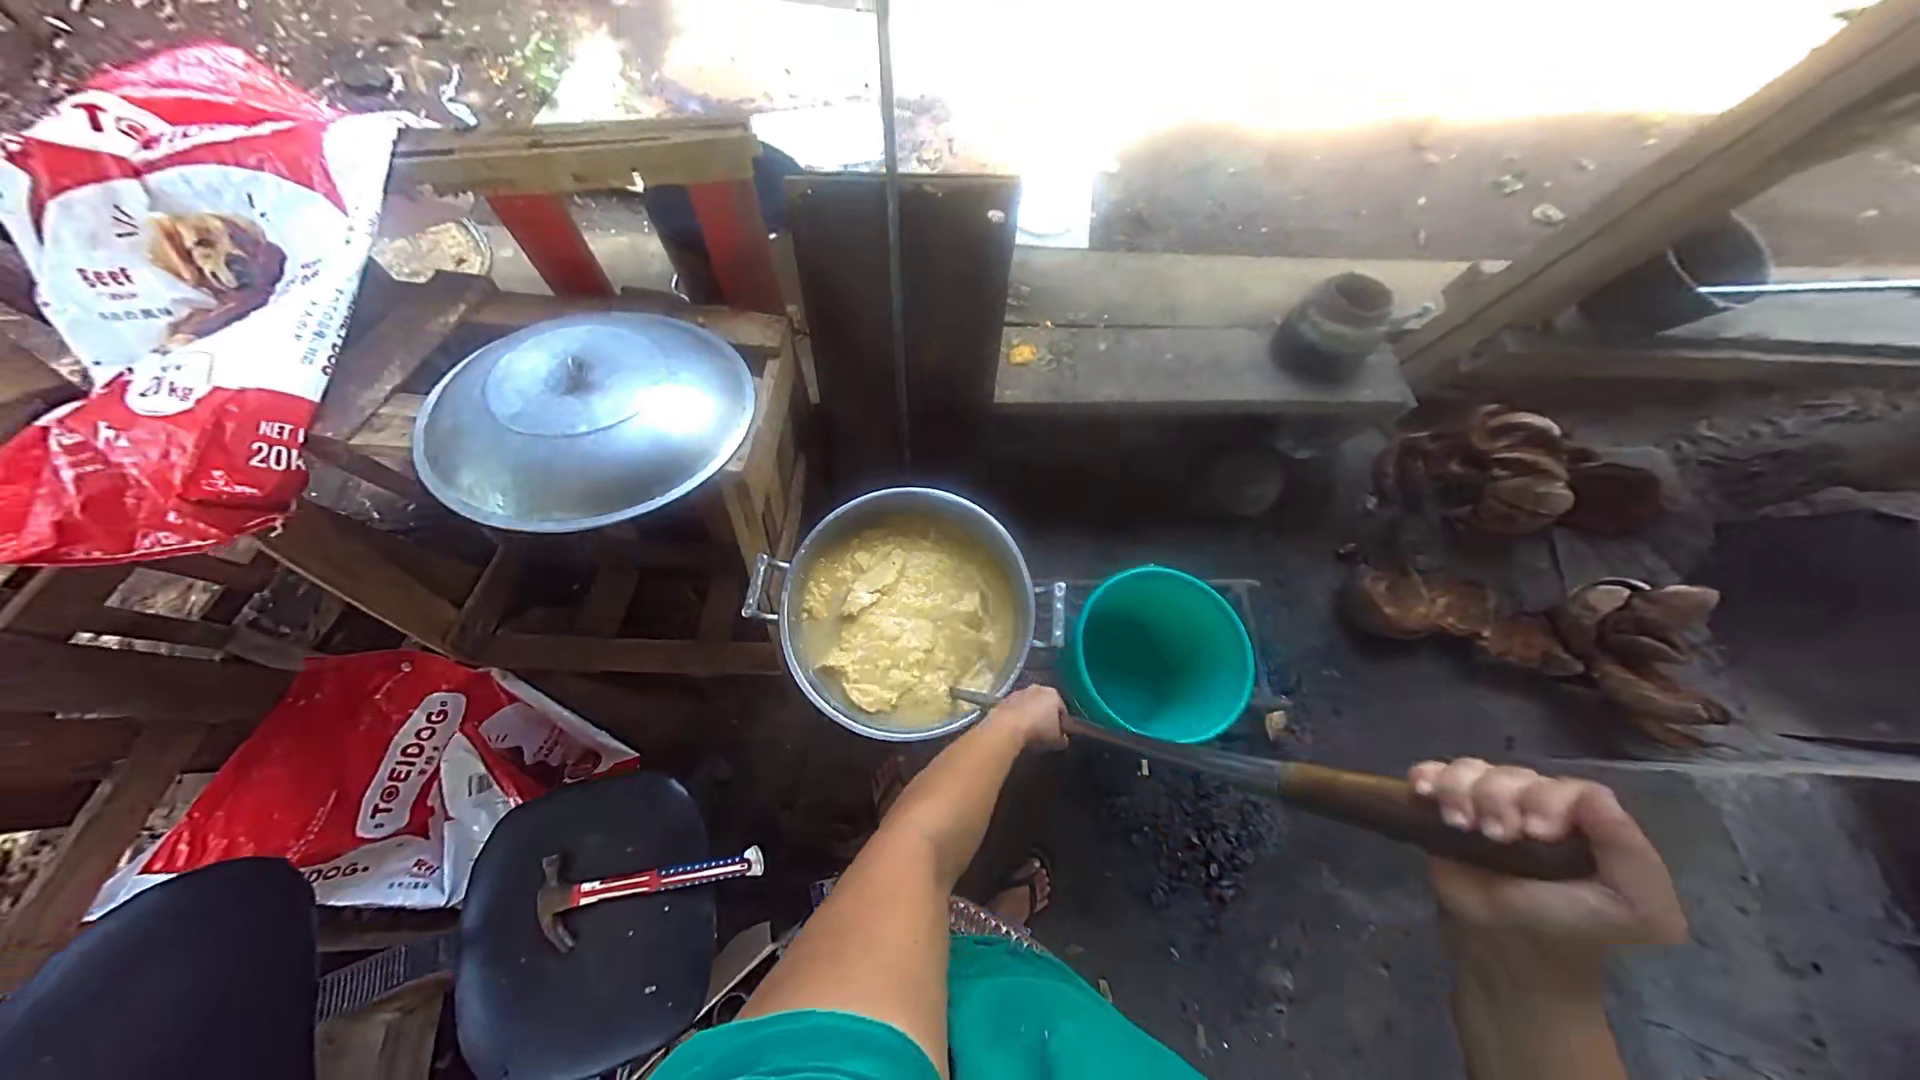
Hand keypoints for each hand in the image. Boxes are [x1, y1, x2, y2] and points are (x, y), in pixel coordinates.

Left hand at [987, 685, 1067, 749]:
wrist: (1007, 726)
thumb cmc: (1038, 730)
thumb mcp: (1056, 740)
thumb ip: (1062, 738)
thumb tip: (1063, 739)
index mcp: (1053, 694)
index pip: (1062, 709)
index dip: (1062, 723)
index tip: (1059, 735)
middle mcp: (1037, 688)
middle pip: (1044, 703)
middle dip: (1045, 715)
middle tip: (1044, 732)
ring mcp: (1019, 692)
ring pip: (1029, 704)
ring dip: (1030, 714)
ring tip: (1028, 731)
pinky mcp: (1004, 699)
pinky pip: (1015, 708)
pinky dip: (1017, 716)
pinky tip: (1016, 728)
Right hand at [1408, 759, 1687, 949]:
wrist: (1506, 947)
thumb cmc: (1572, 926)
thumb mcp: (1635, 907)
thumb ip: (1630, 854)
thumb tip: (1595, 795)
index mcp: (1580, 819)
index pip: (1563, 786)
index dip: (1544, 800)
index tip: (1533, 833)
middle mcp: (1531, 803)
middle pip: (1511, 774)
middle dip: (1496, 798)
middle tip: (1493, 836)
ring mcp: (1484, 802)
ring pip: (1469, 769)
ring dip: (1459, 790)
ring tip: (1458, 825)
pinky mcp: (1442, 807)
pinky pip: (1431, 771)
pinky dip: (1426, 775)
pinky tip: (1424, 794)